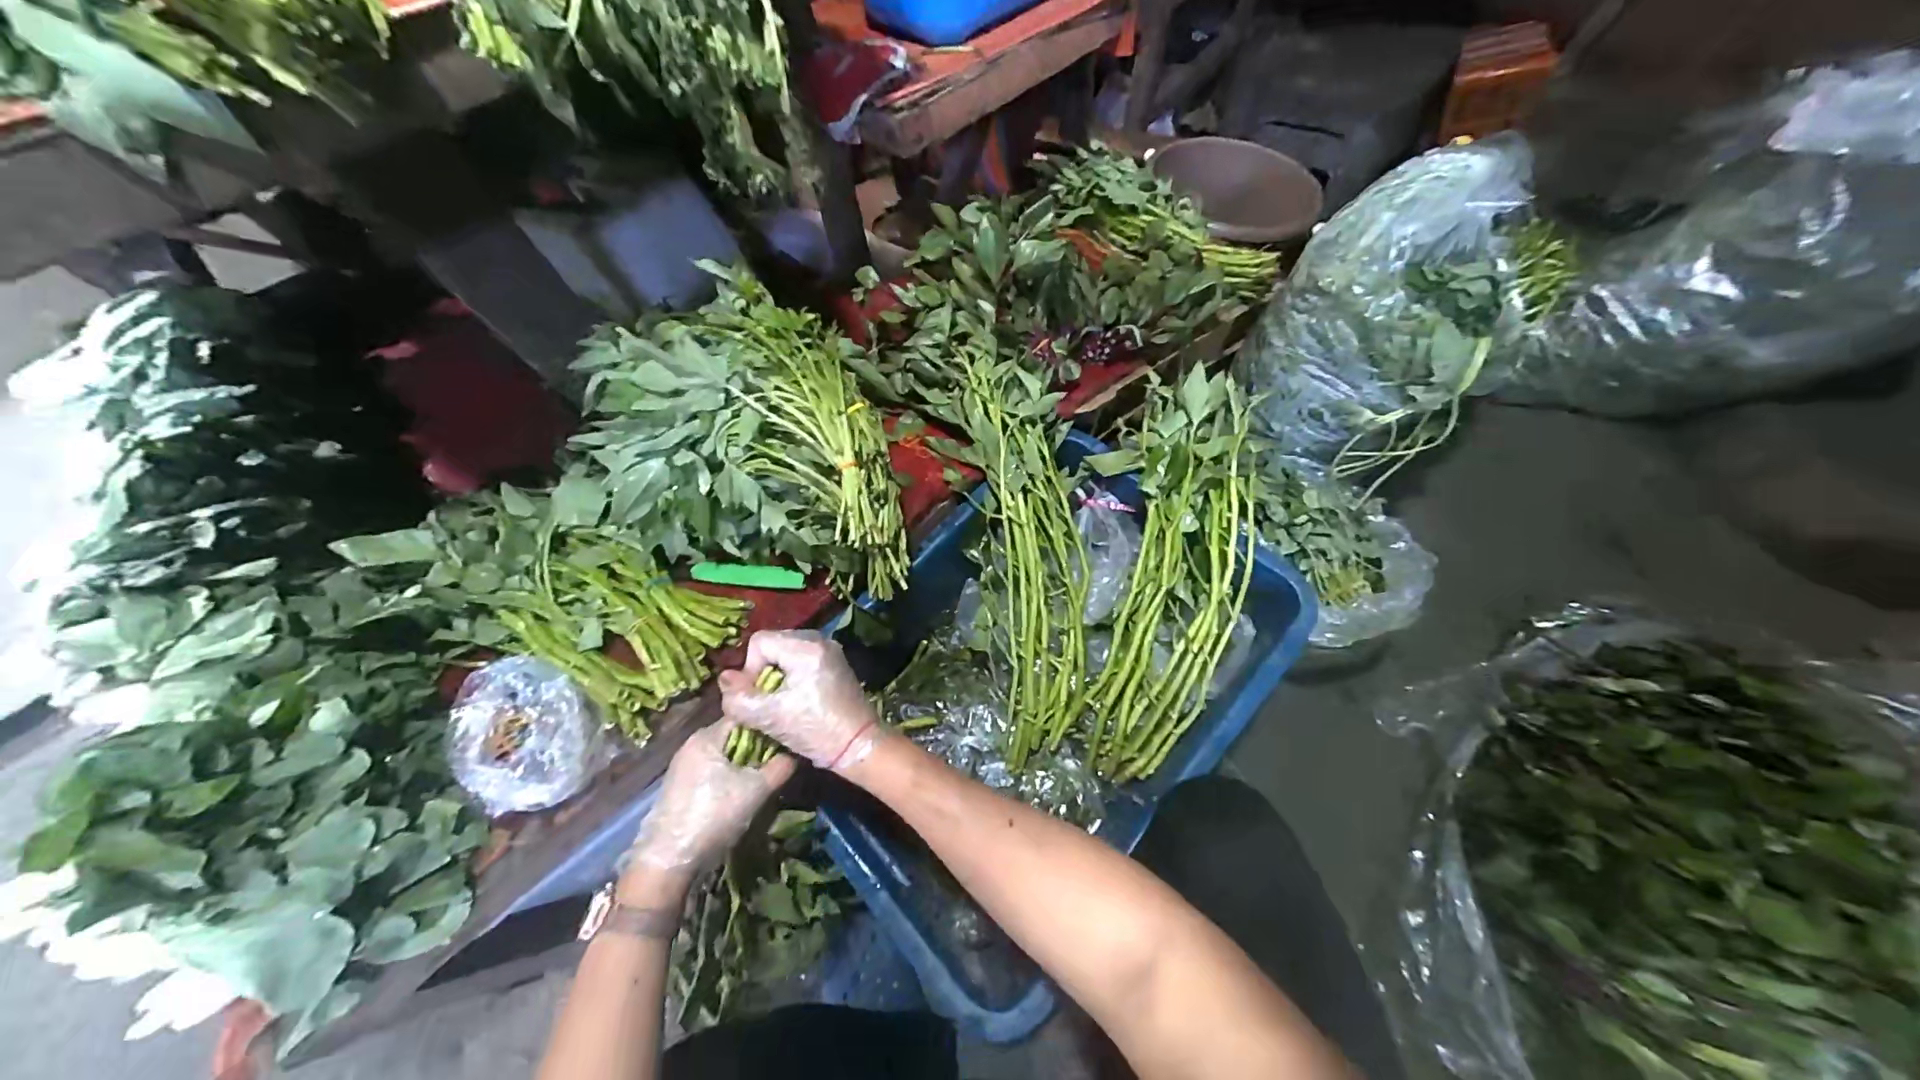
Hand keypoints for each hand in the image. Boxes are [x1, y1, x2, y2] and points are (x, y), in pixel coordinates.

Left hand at [625, 720, 795, 874]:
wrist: (669, 861)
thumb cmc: (714, 816)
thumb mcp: (756, 791)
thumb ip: (780, 766)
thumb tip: (796, 752)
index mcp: (706, 736)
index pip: (744, 716)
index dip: (767, 724)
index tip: (786, 735)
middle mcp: (691, 744)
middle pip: (734, 735)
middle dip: (758, 745)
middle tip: (780, 757)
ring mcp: (683, 766)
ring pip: (724, 754)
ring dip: (744, 763)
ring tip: (765, 775)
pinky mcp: (680, 786)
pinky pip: (712, 770)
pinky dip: (729, 775)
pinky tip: (741, 791)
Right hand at [717, 630, 880, 771]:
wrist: (858, 745)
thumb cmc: (815, 730)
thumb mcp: (770, 717)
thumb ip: (739, 697)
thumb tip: (724, 678)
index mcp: (806, 647)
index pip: (759, 642)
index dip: (749, 669)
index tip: (757, 696)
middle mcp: (820, 640)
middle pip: (773, 644)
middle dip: (762, 670)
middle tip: (765, 700)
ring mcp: (830, 650)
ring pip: (785, 652)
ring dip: (776, 675)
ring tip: (779, 701)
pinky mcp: (834, 662)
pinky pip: (801, 659)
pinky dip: (791, 675)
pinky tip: (795, 699)